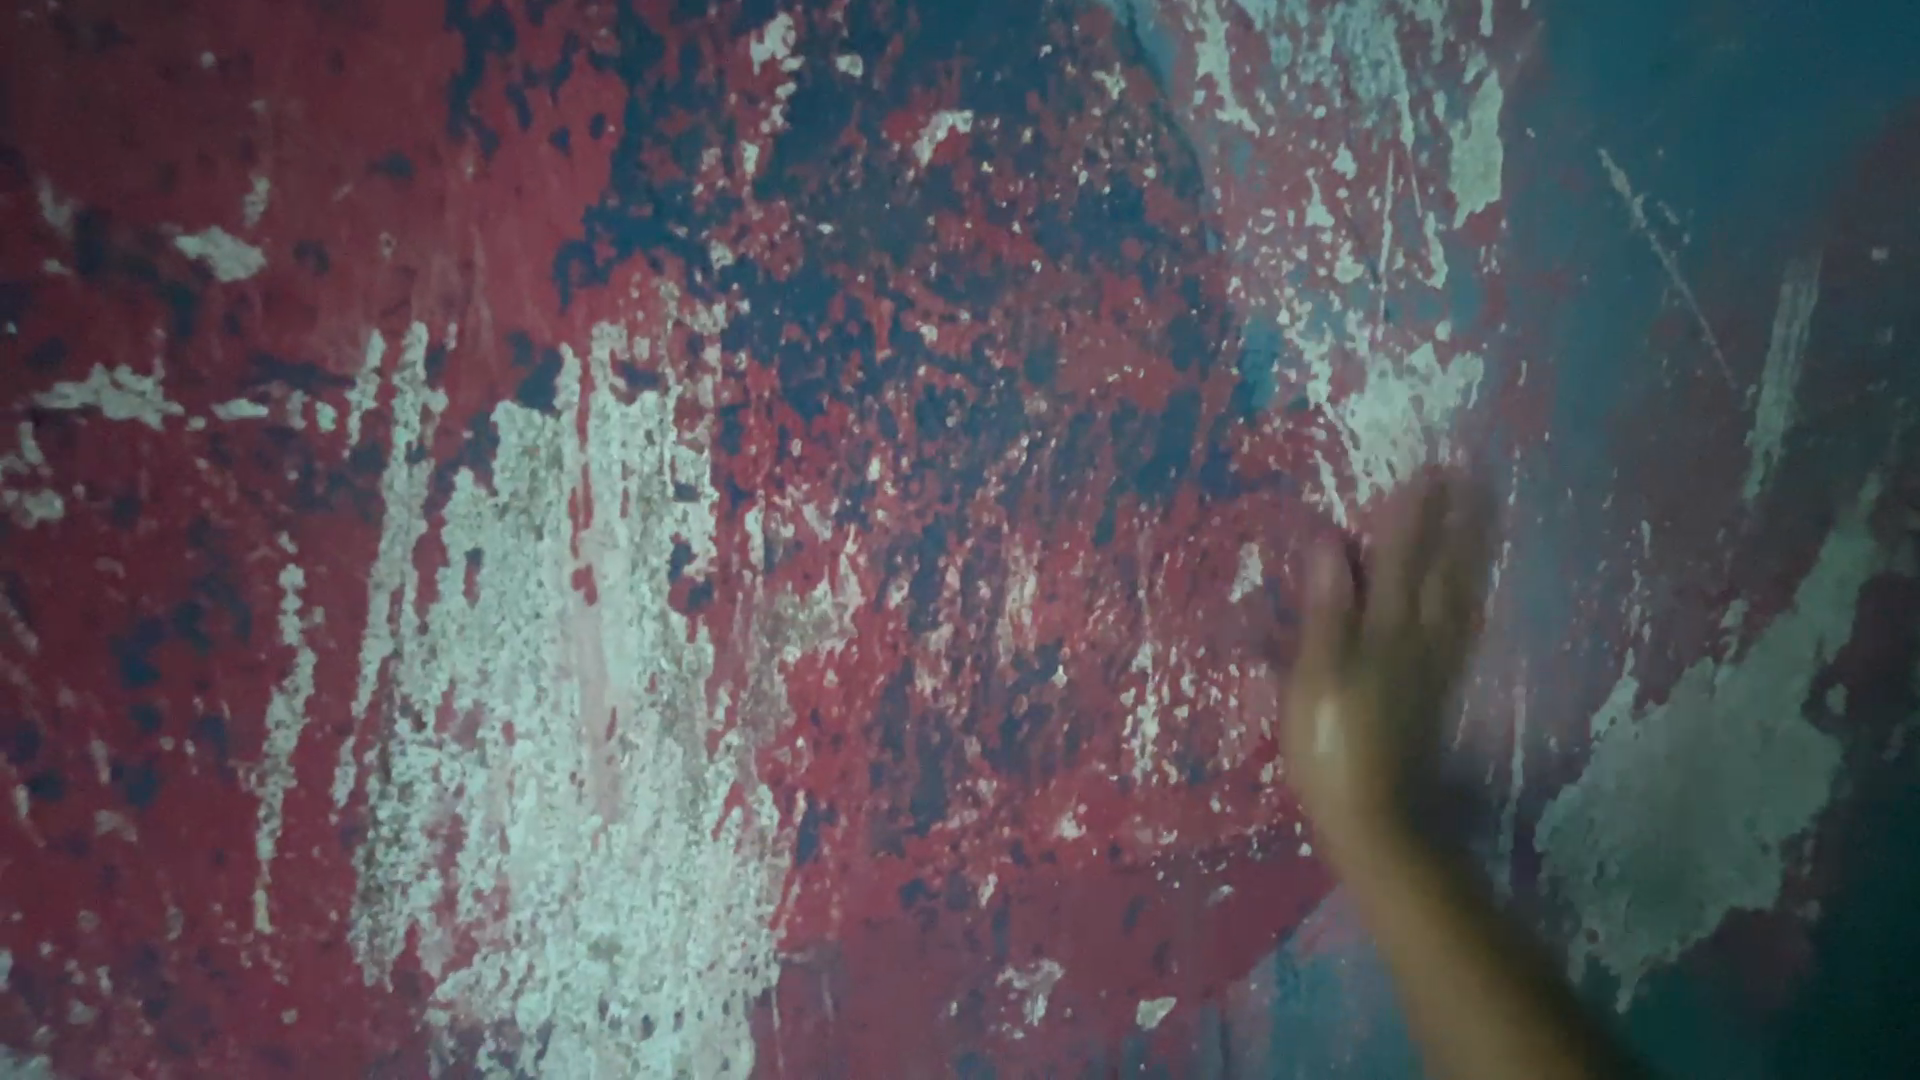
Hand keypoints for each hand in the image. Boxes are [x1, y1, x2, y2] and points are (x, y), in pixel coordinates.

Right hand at [1284, 477, 1492, 858]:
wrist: (1376, 817)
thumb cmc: (1329, 745)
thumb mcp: (1314, 676)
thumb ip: (1326, 610)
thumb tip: (1329, 545)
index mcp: (1383, 634)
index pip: (1398, 561)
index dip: (1413, 516)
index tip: (1429, 471)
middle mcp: (1418, 640)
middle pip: (1442, 571)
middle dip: (1456, 523)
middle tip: (1473, 478)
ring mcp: (1434, 666)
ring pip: (1460, 596)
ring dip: (1472, 553)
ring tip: (1485, 518)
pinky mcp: (1438, 689)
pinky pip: (1464, 631)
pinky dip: (1472, 599)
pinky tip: (1473, 592)